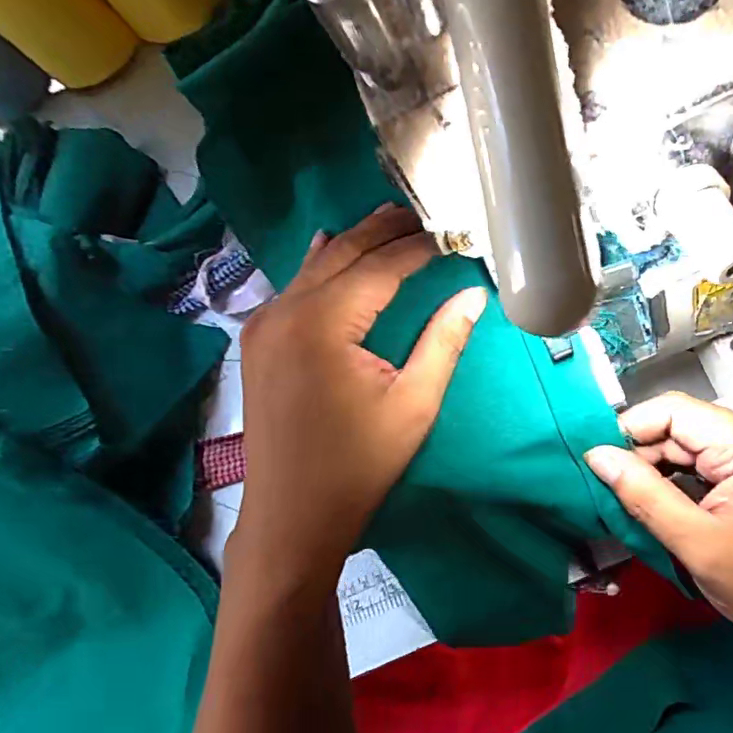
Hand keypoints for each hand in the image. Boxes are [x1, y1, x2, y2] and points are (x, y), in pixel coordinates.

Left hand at [236, 205, 486, 578]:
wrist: (291, 517)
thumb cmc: (359, 465)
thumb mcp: (414, 403)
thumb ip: (443, 341)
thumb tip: (473, 294)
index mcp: (325, 322)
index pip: (381, 267)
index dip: (421, 247)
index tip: (454, 233)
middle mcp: (286, 310)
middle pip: (344, 254)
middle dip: (385, 231)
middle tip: (423, 214)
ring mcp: (264, 324)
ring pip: (315, 266)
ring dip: (355, 244)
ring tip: (390, 222)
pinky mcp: (259, 342)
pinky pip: (294, 288)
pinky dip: (321, 266)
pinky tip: (328, 246)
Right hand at [584, 393, 732, 677]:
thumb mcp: (698, 545)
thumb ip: (644, 495)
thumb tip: (597, 457)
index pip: (675, 411)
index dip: (630, 430)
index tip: (595, 462)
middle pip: (680, 427)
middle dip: (641, 455)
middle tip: (606, 489)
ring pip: (688, 447)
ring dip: (655, 471)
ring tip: (625, 500)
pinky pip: (703, 464)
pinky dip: (676, 482)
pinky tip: (653, 503)